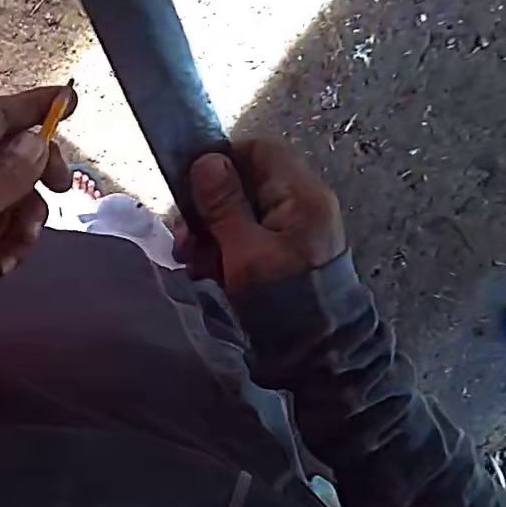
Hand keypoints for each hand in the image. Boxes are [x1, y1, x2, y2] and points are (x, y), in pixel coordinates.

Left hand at [0, 86, 75, 277]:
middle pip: (13, 154)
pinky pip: (10, 222)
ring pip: (18, 193)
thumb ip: (7, 175)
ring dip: (25, 222)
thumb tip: (36, 140)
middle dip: (39, 174)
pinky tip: (0, 264)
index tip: (70, 98)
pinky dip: (13, 241)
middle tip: (63, 187)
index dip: (33, 105)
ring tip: (10, 251)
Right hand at [186, 139, 345, 292]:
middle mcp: (298, 205)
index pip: (258, 150)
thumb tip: (207, 160)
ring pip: (237, 211)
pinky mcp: (280, 251)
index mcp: (300, 196)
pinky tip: (207, 271)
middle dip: (207, 208)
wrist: (319, 356)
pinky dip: (221, 249)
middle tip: (186, 239)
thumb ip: (225, 206)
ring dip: (208, 233)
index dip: (221, 161)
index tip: (191, 189)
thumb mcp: (246, 253)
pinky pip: (244, 235)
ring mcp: (290, 229)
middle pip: (242, 183)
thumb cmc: (285, 302)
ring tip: (193, 262)